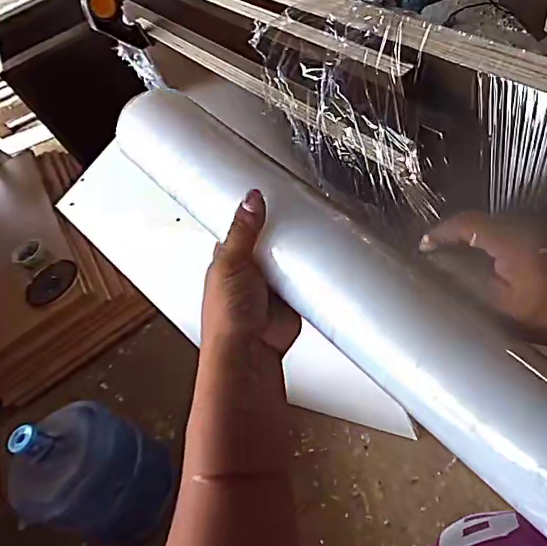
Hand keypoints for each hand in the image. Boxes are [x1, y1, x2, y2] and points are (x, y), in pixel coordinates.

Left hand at [201, 190, 301, 357]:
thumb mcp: (231, 262)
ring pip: (288, 258)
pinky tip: (320, 260)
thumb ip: (243, 231)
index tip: (266, 193)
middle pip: (269, 239)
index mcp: (229, 257)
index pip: (241, 226)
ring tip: (312, 229)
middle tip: (298, 209)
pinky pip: (305, 279)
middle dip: (281, 229)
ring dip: (297, 251)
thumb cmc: (226, 315)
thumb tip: (250, 200)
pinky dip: (311, 272)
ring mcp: (271, 283)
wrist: (249, 352)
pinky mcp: (291, 298)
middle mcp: (250, 268)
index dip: (252, 211)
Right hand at [420, 212, 546, 350]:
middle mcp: (527, 226)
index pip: (465, 223)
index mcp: (511, 238)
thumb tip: (438, 264)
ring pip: (492, 226)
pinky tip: (486, 262)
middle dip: (454, 235)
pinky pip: (509, 233)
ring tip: (457, 258)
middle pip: (477, 222)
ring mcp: (540, 230)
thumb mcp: (498, 302)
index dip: (441, 232)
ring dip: (472, 239)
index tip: (426, 244)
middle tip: (436, 252)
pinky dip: (491, 243)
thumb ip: (464, 278)